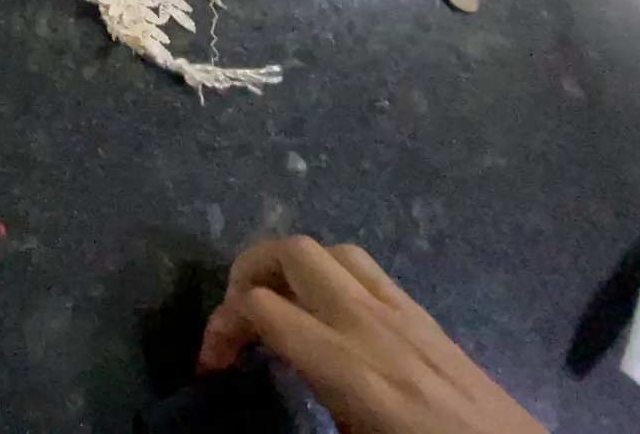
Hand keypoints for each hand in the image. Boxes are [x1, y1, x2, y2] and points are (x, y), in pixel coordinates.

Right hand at [198, 237, 544, 433]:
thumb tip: (277, 362)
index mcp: (351, 369)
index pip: (259, 308)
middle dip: (247, 270)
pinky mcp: (428, 318)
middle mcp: (371, 326)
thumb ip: (315, 389)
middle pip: (289, 252)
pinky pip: (366, 271)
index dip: (220, 326)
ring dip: (290, 266)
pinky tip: (330, 313)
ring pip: (328, 250)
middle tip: (239, 312)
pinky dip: (331, 277)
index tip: (212, 363)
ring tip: (280, 302)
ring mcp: (404, 315)